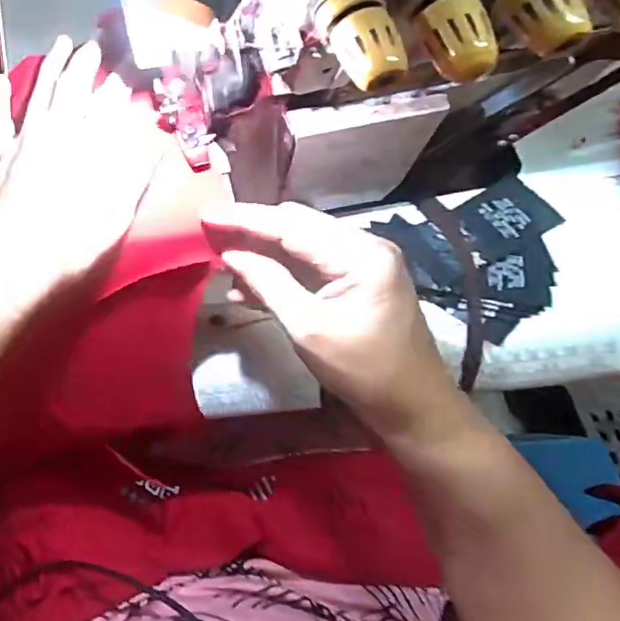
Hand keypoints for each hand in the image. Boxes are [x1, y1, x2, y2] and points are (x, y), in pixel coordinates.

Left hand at [0, 36, 163, 328]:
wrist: (3, 268)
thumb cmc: (64, 251)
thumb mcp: (113, 221)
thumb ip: (134, 179)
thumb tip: (152, 146)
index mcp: (87, 150)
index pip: (108, 106)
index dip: (120, 84)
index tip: (129, 66)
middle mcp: (55, 136)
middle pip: (74, 91)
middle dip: (88, 64)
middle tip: (99, 42)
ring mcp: (21, 143)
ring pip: (39, 94)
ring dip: (52, 67)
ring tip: (63, 42)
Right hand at [199, 200, 477, 449]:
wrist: (413, 407)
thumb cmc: (363, 371)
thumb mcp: (307, 328)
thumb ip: (268, 283)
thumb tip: (230, 254)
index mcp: (360, 254)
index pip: (291, 225)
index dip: (244, 219)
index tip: (206, 213)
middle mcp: (364, 246)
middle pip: (295, 225)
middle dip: (250, 228)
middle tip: (209, 231)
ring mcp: (362, 261)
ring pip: (299, 242)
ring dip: (261, 250)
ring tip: (221, 257)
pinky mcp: (355, 278)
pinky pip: (308, 262)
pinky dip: (278, 269)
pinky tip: (247, 283)